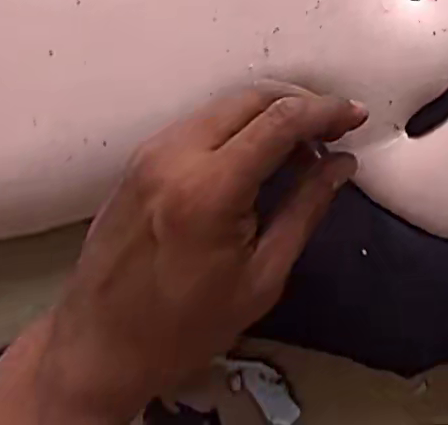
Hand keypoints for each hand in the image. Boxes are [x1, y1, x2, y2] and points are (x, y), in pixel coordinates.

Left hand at [0, 87, 366, 424]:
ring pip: (228, 103)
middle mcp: (176, 153)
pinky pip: (205, 119)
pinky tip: (258, 155)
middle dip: (301, 104)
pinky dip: (241, 124)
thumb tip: (342, 164)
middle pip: (254, 97)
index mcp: (208, 189)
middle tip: (332, 132)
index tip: (355, 115)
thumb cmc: (183, 328)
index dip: (325, 111)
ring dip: (272, 112)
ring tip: (300, 150)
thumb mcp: (260, 278)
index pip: (280, 121)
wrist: (93, 350)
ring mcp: (153, 149)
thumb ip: (306, 209)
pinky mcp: (142, 154)